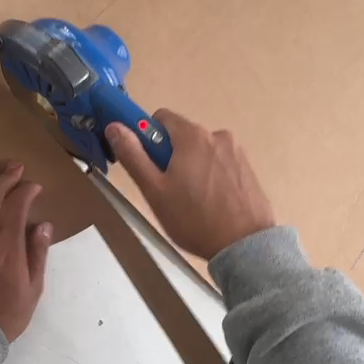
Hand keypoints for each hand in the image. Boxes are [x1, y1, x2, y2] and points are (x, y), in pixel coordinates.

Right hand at [106, 110, 275, 259]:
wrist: (243, 245)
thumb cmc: (193, 218)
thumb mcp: (154, 190)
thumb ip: (133, 155)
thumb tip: (114, 126)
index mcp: (192, 136)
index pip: (161, 118)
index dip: (148, 137)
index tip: (148, 164)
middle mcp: (217, 135)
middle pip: (183, 136)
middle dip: (171, 156)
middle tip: (167, 190)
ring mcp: (237, 152)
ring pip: (202, 152)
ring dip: (192, 167)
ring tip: (192, 202)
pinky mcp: (249, 169)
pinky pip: (220, 164)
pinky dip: (211, 177)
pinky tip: (211, 203)